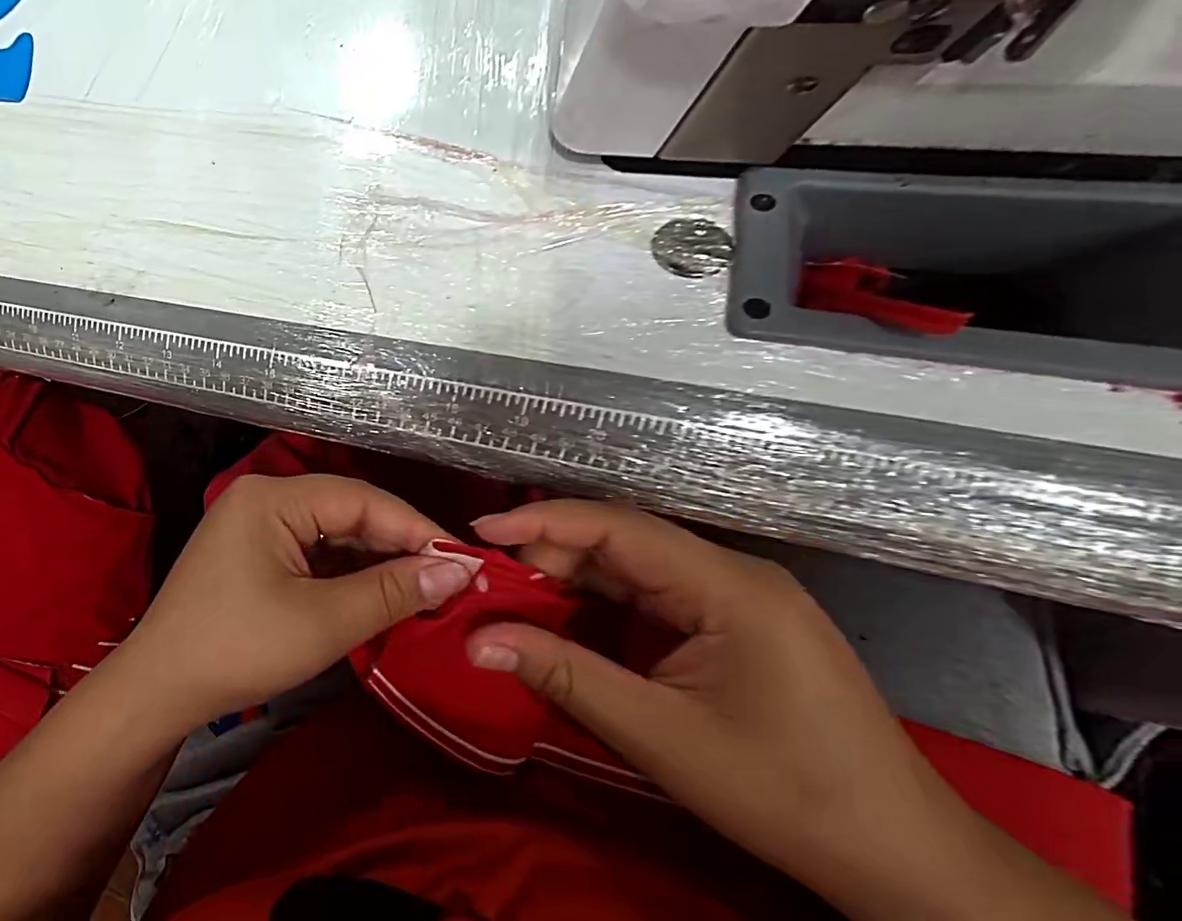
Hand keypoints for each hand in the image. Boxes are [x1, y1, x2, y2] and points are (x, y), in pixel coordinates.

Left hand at [100, 474, 473, 733]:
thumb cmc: (238, 648)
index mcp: (271, 497)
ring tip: (427, 590)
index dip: (417, 529)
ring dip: (374, 563)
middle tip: (453, 581)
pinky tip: (380, 594)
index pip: (361, 500)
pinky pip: (310, 553)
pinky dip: (345, 574)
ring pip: (331, 534)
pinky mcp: (252, 553)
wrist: (160, 687)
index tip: (466, 562)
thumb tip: (458, 570)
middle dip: (398, 547)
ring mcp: (254, 525)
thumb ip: (392, 591)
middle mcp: (262, 498)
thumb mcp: (322, 621)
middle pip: (346, 512)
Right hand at [464, 500, 1122, 920]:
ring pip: (634, 568)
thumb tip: (476, 641)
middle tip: (487, 580)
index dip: (542, 520)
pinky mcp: (736, 624)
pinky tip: (565, 621)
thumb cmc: (787, 794)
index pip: (619, 526)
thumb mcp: (659, 735)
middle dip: (550, 555)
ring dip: (572, 581)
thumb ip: (563, 676)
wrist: (904, 860)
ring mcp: (739, 598)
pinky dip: (602, 605)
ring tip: (511, 598)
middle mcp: (734, 575)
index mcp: (730, 587)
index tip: (480, 530)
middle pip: (623, 542)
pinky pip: (653, 596)